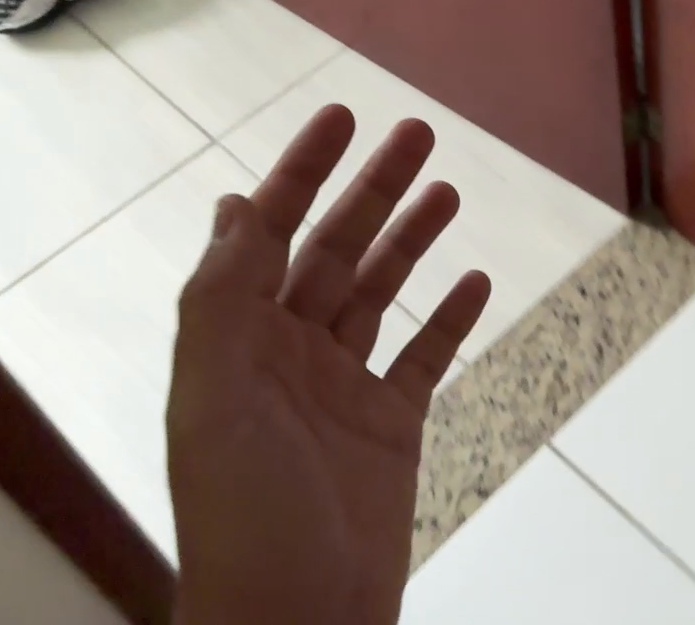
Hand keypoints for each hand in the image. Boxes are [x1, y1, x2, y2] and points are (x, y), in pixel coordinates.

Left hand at [167, 105, 489, 624]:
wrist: (301, 617)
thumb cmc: (249, 509)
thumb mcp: (216, 399)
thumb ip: (222, 303)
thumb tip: (229, 210)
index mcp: (237, 343)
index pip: (270, 235)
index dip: (303, 172)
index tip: (344, 119)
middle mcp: (287, 353)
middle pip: (337, 252)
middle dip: (375, 190)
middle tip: (419, 135)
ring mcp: (343, 385)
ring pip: (382, 292)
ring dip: (414, 240)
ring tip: (450, 192)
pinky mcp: (391, 420)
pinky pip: (424, 353)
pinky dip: (450, 316)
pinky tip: (477, 282)